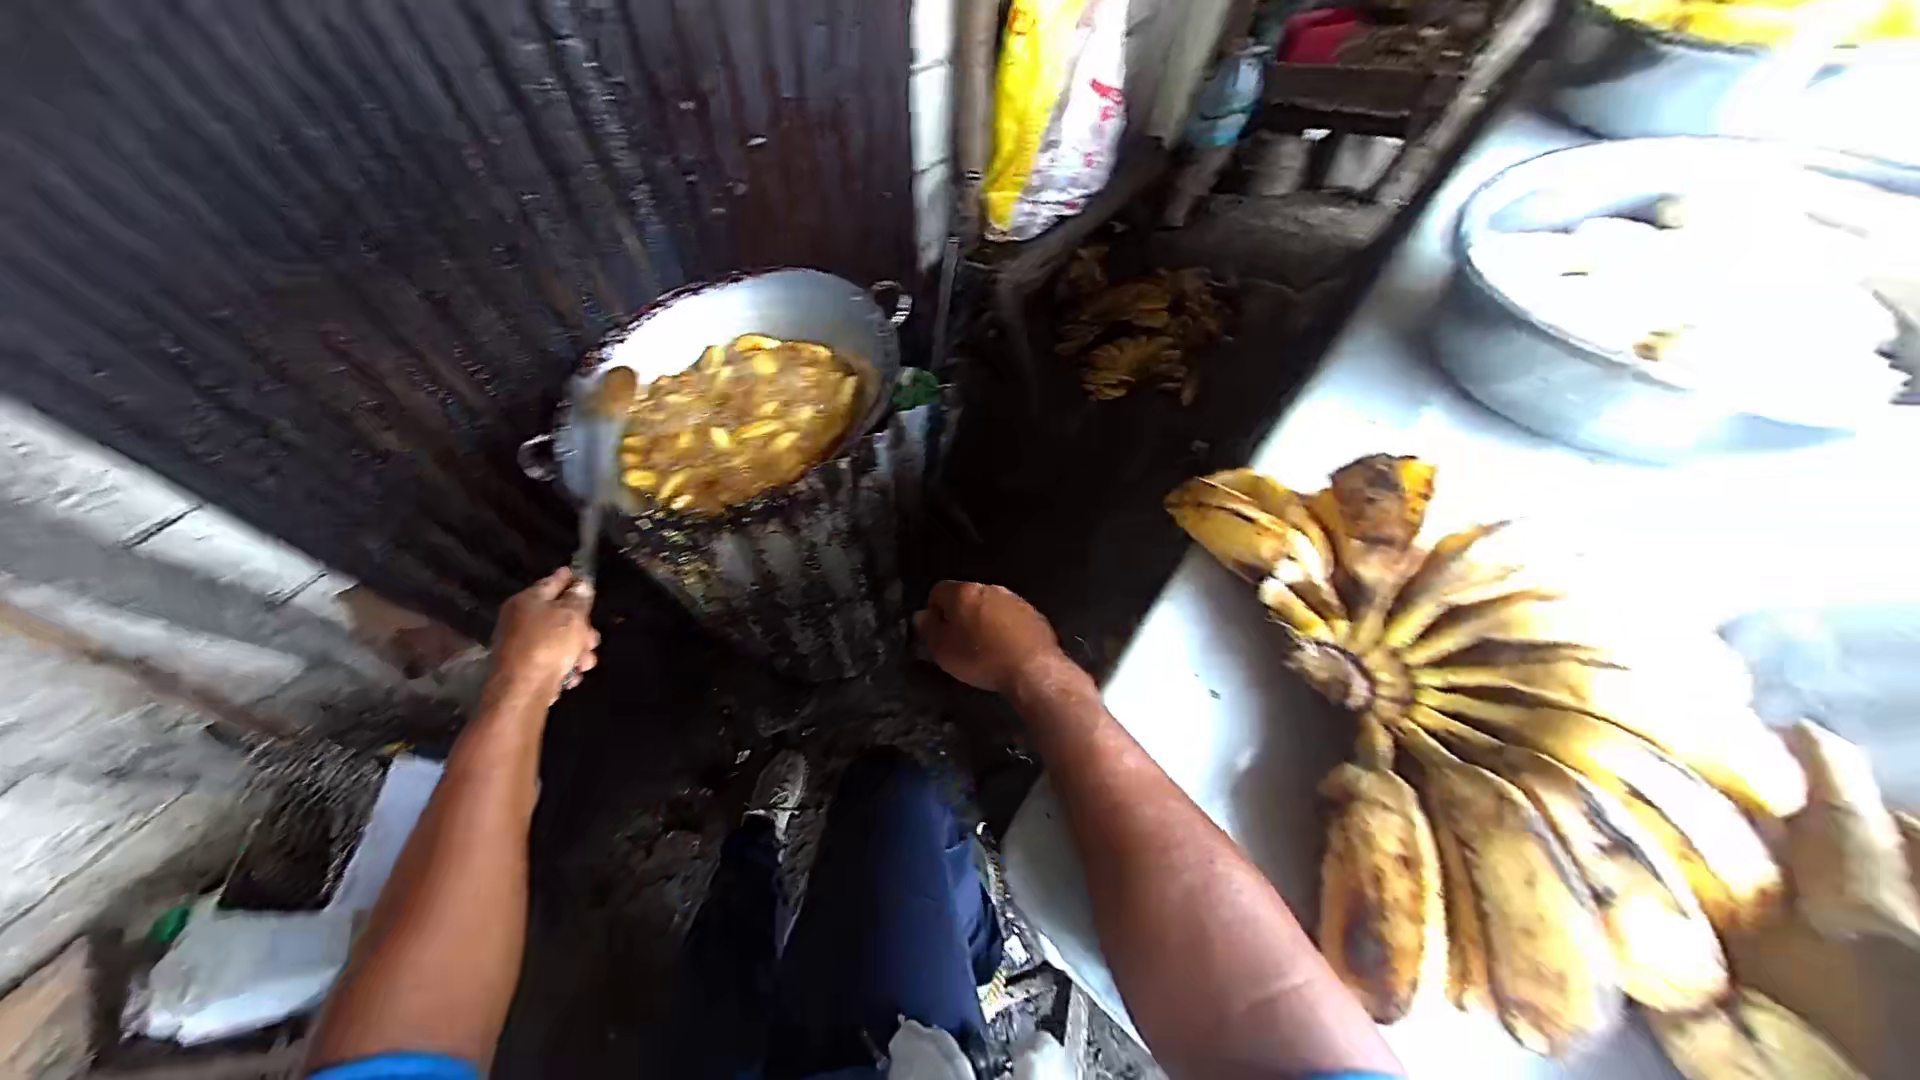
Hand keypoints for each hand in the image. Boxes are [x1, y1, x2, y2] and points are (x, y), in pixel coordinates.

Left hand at [486, 568, 599, 704]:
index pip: (553, 581)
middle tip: (592, 637)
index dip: (570, 578)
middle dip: (582, 626)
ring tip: (585, 662)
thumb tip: (581, 585)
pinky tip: (574, 673)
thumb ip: (579, 597)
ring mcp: (521, 643)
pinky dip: (566, 664)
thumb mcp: (572, 615)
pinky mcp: (526, 665)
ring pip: (562, 639)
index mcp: (528, 600)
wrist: (523, 689)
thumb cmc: (549, 644)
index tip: (582, 574)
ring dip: (579, 649)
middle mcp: (520, 618)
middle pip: (561, 613)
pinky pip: (554, 658)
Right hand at [914, 581, 1074, 695]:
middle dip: (960, 616)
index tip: (938, 634)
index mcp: (964, 592)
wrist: (1033, 669)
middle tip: (959, 643)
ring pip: (989, 606)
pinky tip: (1006, 650)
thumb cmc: (982, 658)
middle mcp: (990, 588)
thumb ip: (928, 629)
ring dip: (983, 622)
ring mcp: (1014, 599)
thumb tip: (922, 615)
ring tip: (985, 650)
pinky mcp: (1034, 613)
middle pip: (965, 597)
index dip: (933, 612)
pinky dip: (1004, 629)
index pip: (937, 591)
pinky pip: (1010, 617)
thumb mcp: (943, 650)